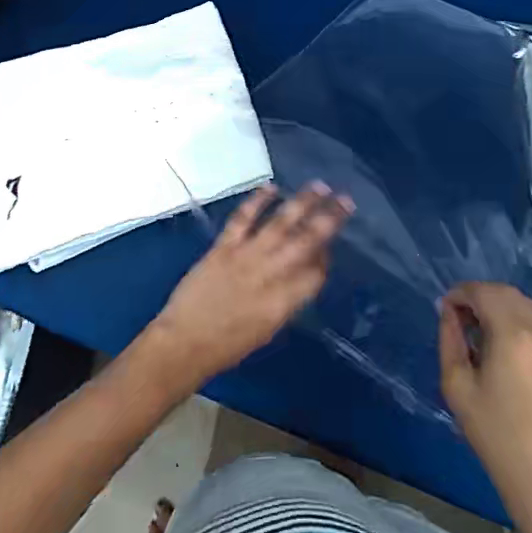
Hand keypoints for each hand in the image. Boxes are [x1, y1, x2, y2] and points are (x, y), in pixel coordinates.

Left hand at [146, 183, 351, 383]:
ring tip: (319, 186)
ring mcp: (246, 257)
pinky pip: (243, 219)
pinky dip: (258, 201)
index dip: (327, 257)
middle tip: (347, 200)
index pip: (316, 273)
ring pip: (280, 224)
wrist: (184, 343)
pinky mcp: (224, 248)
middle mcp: (270, 275)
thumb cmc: (228, 345)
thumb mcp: (268, 329)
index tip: (331, 247)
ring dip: (302, 203)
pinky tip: (272, 188)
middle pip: (307, 242)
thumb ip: (289, 300)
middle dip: (329, 219)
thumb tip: (304, 274)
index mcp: (285, 302)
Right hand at [439, 282, 531, 532]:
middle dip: (484, 301)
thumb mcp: (458, 390)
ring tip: (490, 350)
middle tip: (464, 323)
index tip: (447, 309)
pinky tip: (522, 378)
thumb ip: (450, 341)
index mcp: (515, 335)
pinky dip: (531, 344)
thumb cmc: (499, 442)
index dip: (462, 293)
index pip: (486, 292)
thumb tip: (450, 314)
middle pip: (513, 298)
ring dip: (509, 320)